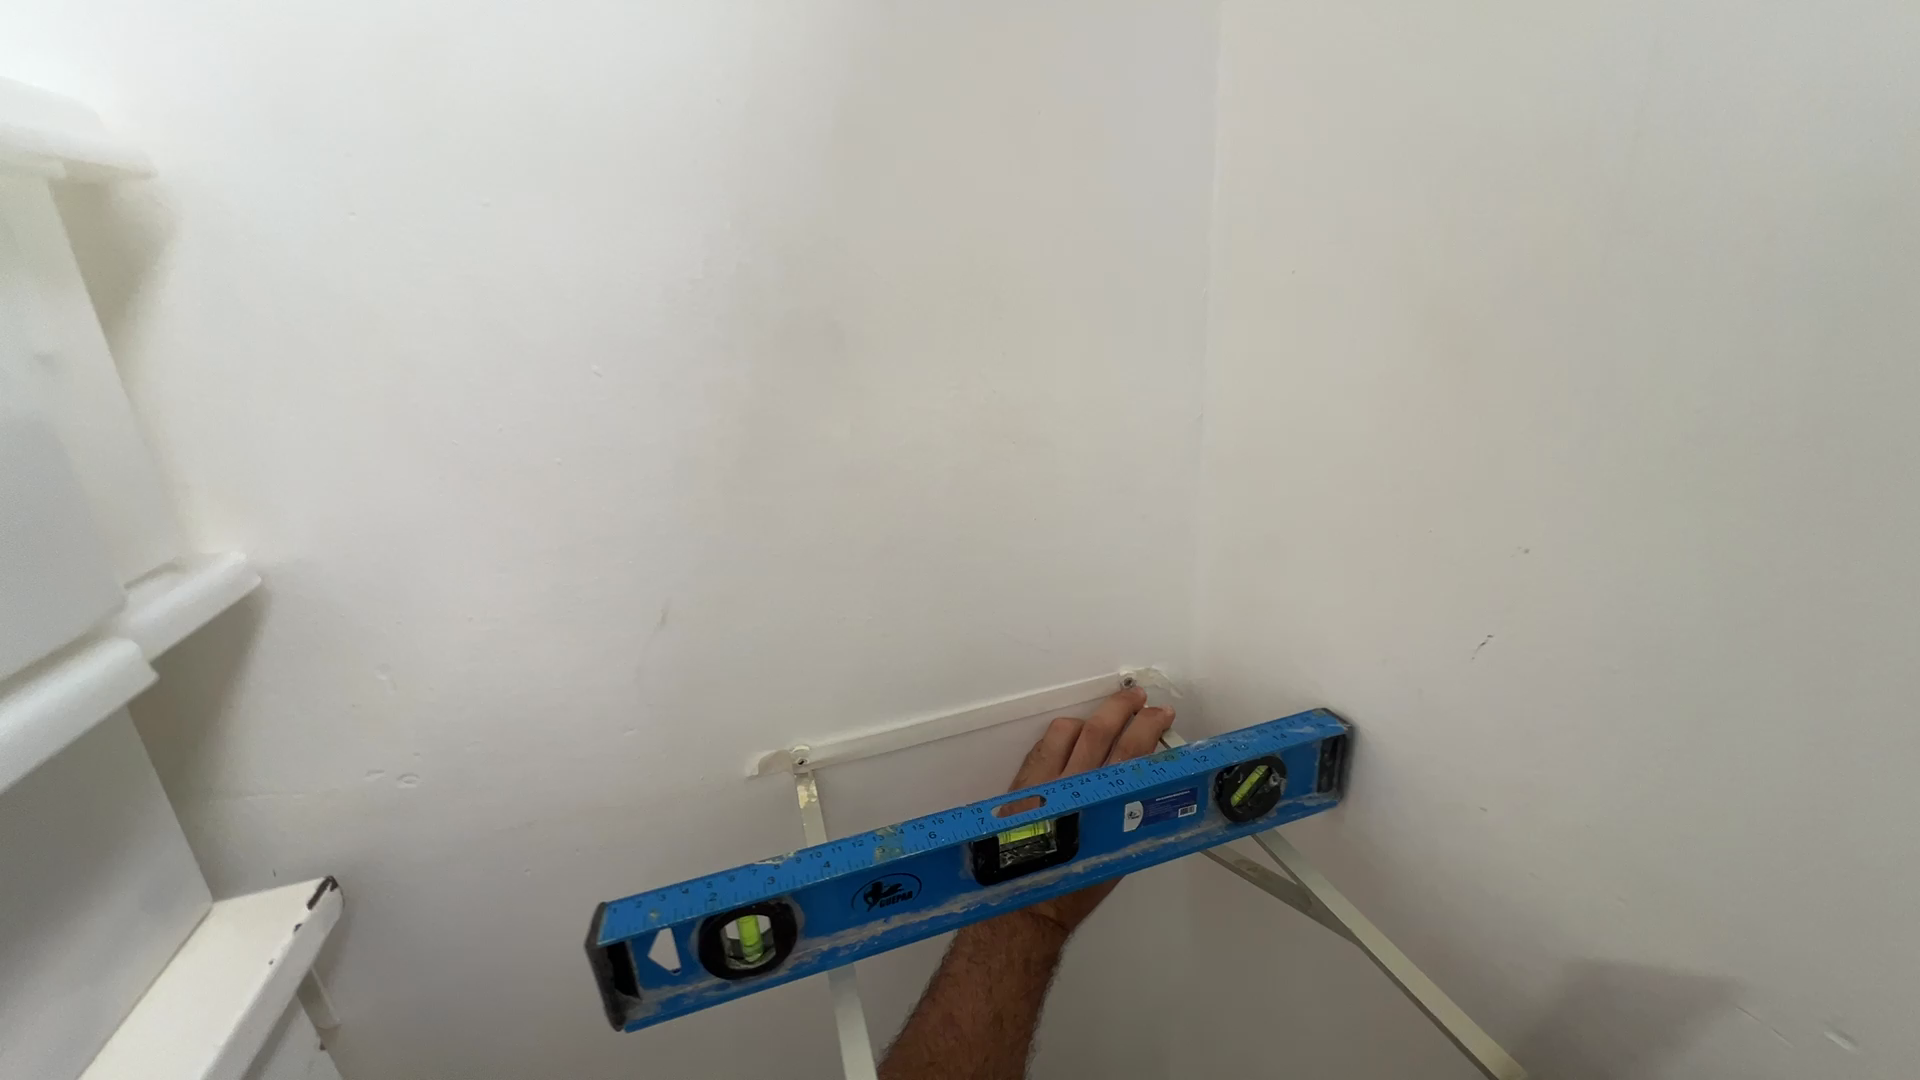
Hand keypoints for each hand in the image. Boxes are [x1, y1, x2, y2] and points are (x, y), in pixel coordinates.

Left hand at [999, 686, 1174, 936]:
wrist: (1027, 901)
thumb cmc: (1076, 886)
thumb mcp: (1117, 848)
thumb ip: (1130, 811)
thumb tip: (1141, 782)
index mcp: (1106, 806)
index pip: (1132, 754)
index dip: (1148, 729)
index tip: (1161, 715)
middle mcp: (1074, 787)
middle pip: (1101, 732)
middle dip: (1124, 709)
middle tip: (1140, 697)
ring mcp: (1044, 780)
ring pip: (1071, 731)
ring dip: (1095, 716)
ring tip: (1111, 709)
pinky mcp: (1024, 782)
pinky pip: (1046, 744)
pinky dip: (1064, 732)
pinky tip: (1074, 731)